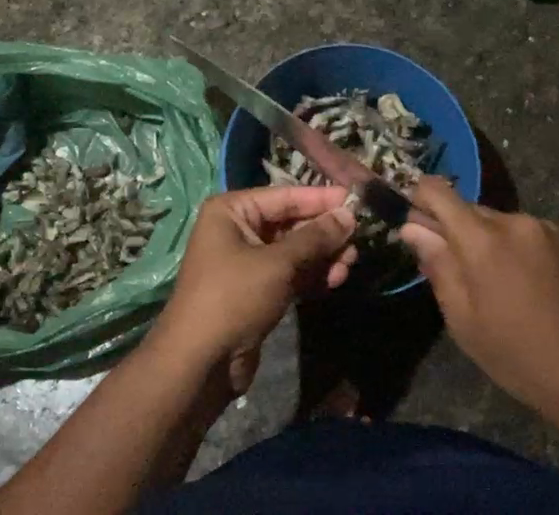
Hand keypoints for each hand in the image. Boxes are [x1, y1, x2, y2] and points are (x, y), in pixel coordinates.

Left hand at [153, 186, 357, 392]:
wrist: (200, 362)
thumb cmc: (234, 297)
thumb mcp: (277, 263)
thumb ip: (315, 238)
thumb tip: (348, 215)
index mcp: (231, 211)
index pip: (284, 196)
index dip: (320, 198)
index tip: (355, 198)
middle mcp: (237, 231)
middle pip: (290, 224)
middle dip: (324, 233)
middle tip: (358, 239)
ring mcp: (246, 262)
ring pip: (294, 252)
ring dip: (322, 257)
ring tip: (351, 263)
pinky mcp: (256, 291)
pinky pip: (290, 275)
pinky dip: (311, 276)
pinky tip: (336, 280)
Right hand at [399, 178, 558, 413]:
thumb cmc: (521, 357)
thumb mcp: (464, 321)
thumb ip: (438, 266)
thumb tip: (412, 227)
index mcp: (482, 238)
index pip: (438, 191)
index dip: (418, 197)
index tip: (410, 220)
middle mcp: (514, 222)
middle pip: (469, 209)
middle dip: (453, 230)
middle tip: (449, 269)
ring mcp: (547, 230)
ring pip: (498, 223)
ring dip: (485, 242)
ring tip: (492, 287)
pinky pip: (526, 235)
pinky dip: (513, 250)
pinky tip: (523, 290)